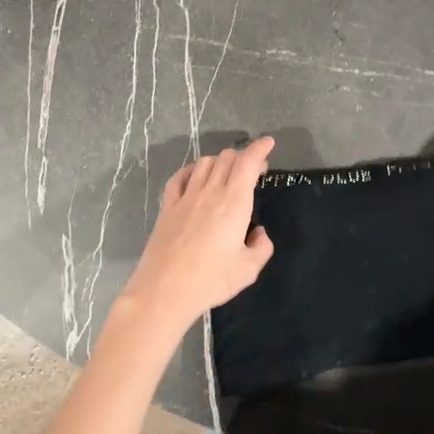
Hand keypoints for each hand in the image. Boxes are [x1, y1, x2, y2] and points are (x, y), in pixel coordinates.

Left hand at [117, 137, 276, 330]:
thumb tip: (259, 234)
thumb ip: (261, 248)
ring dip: (219, 162)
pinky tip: (194, 177)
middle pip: (226, 159)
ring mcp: (185, 198)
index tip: (268, 143)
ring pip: (204, 164)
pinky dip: (191, 171)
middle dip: (243, 157)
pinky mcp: (167, 208)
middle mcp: (210, 193)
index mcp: (234, 203)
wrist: (165, 290)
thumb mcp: (248, 269)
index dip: (259, 149)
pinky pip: (179, 178)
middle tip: (253, 169)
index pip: (247, 163)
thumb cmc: (211, 280)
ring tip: (226, 173)